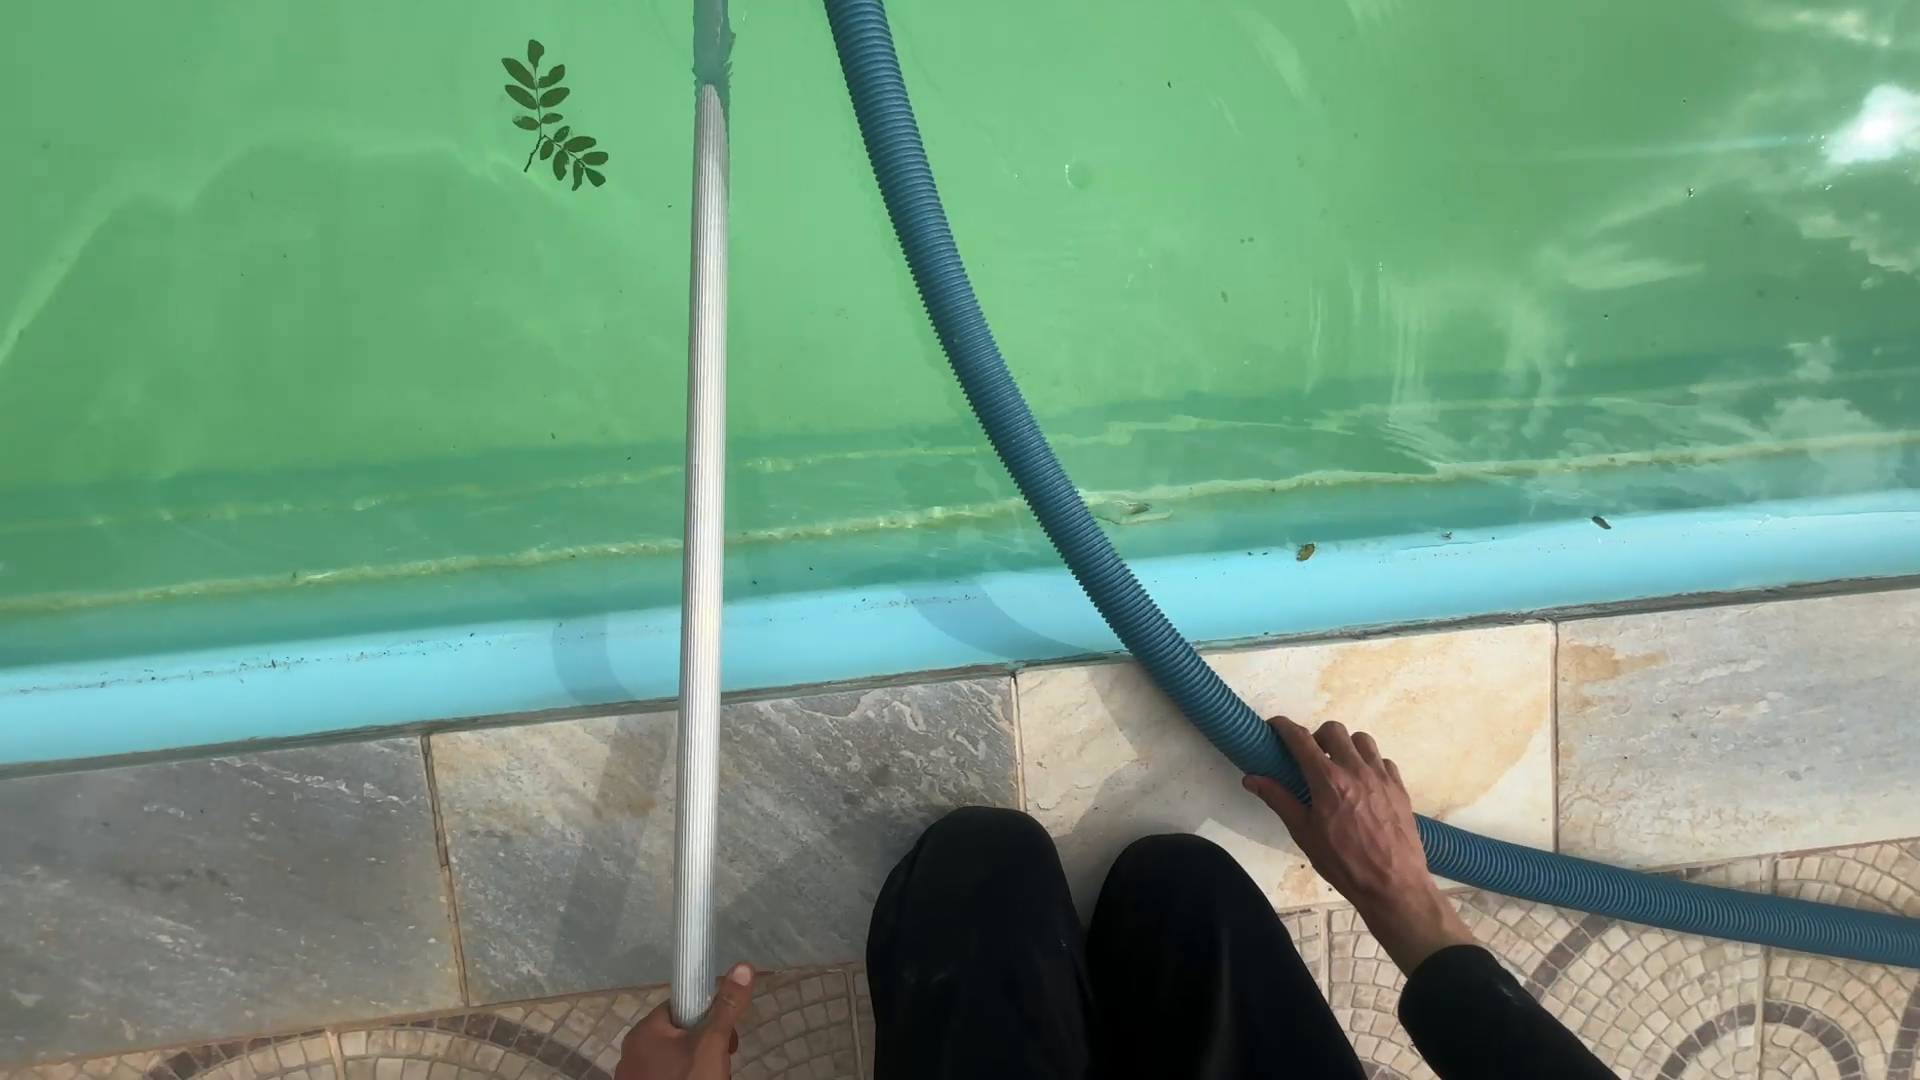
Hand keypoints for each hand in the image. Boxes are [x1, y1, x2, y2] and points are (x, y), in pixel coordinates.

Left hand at [615, 963, 754, 1079]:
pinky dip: (686, 1078)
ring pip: (676, 1058)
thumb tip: (743, 966)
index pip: (681, 1006)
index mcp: (643, 1032)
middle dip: (707, 1043)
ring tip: (714, 1076)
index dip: (707, 1014)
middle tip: (723, 1058)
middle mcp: (631, 1053)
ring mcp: (634, 1079)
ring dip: (700, 1063)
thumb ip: (727, 1006)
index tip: (725, 1032)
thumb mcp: (712, 1043)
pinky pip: (667, 1077)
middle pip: (680, 1033)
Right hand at [1242, 717, 1473, 973]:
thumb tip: (1251, 778)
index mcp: (1327, 780)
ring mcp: (1381, 778)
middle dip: (1317, 736)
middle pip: (1334, 730)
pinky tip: (1364, 784)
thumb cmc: (1344, 862)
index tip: (1275, 726)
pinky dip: (1370, 764)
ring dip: (1346, 746)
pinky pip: (1383, 761)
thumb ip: (1278, 799)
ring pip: (1362, 740)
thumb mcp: (1303, 833)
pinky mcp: (1400, 789)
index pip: (1300, 738)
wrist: (1395, 888)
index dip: (1283, 726)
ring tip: (1339, 766)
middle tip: (1310, 756)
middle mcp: (1355, 770)